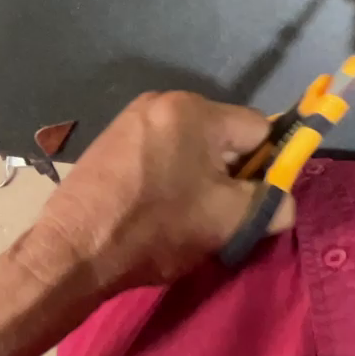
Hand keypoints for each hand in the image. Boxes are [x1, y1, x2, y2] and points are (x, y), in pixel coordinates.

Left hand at [0, 92, 267, 355]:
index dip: (264, 166)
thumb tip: (283, 203)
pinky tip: (155, 205)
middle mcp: (164, 100)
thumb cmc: (155, 230)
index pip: (259, 128)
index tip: (247, 199)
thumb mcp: (227, 222)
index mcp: (195, 110)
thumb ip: (271, 205)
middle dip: (229, 171)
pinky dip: (171, 173)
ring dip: (200, 174)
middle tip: (212, 211)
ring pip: (194, 144)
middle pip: (224, 134)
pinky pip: (163, 149)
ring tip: (180, 211)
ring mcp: (133, 117)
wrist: (71, 255)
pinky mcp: (113, 138)